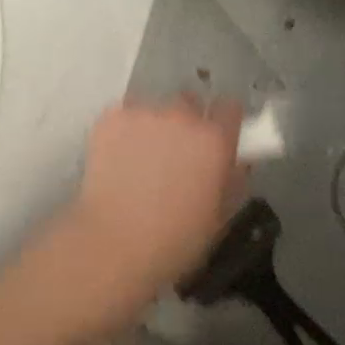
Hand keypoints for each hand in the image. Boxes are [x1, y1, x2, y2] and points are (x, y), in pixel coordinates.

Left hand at [66, 96, 246, 298]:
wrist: (115, 241)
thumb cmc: (176, 239)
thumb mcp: (220, 215)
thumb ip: (232, 178)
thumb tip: (233, 160)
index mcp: (213, 140)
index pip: (229, 108)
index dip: (225, 121)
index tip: (219, 135)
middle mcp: (180, 116)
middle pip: (189, 103)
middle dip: (188, 122)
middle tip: (178, 152)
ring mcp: (142, 112)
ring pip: (154, 108)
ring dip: (155, 125)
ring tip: (143, 156)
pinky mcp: (111, 116)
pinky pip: (125, 114)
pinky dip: (126, 129)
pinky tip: (120, 156)